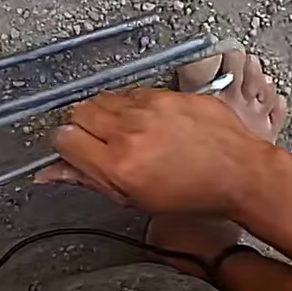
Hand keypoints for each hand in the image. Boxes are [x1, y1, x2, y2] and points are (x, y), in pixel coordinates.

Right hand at [36, 87, 280, 215]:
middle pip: (80, 112)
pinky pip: (134, 91)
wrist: (239, 172)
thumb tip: (52, 174)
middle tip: (101, 142)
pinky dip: (133, 105)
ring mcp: (150, 107)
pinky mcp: (168, 93)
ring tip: (129, 132)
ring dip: (108, 113)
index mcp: (118, 164)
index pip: (64, 139)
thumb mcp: (135, 199)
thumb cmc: (193, 195)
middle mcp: (130, 131)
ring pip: (105, 98)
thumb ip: (90, 180)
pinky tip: (149, 122)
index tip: (76, 150)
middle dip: (84, 127)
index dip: (67, 146)